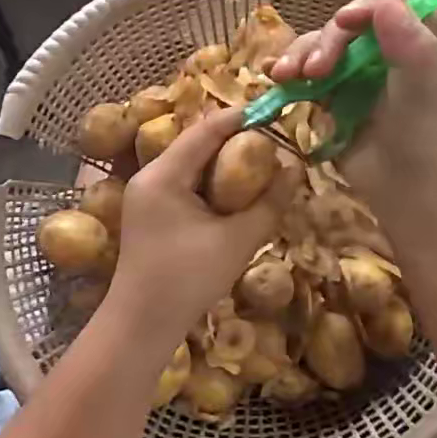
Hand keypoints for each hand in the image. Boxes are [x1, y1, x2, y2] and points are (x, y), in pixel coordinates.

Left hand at [109, 108, 278, 335]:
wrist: (140, 325)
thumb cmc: (187, 282)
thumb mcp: (237, 241)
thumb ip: (269, 203)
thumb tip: (295, 169)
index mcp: (163, 175)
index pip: (205, 130)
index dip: (240, 117)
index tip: (273, 112)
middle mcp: (149, 175)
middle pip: (196, 141)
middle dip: (234, 136)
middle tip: (272, 137)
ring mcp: (146, 192)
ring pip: (190, 160)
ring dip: (222, 157)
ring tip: (259, 159)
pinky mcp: (150, 209)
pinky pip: (184, 179)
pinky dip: (210, 177)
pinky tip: (234, 188)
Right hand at [269, 0, 436, 245]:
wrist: (412, 206)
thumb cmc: (430, 150)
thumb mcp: (425, 98)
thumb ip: (412, 49)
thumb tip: (383, 5)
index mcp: (426, 42)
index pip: (399, 4)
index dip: (370, 6)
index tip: (344, 21)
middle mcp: (392, 50)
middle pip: (353, 23)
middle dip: (327, 41)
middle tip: (312, 71)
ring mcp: (362, 72)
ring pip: (325, 45)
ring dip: (301, 55)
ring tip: (283, 78)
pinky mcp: (337, 95)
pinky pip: (309, 73)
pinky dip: (290, 71)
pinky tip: (273, 76)